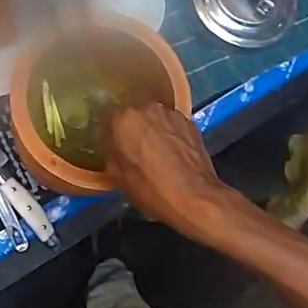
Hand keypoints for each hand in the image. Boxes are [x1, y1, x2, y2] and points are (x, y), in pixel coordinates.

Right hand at [105, 104, 253, 240]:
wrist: (195, 198)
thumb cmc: (150, 187)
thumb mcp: (117, 176)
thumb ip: (111, 155)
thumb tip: (116, 151)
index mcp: (124, 119)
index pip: (111, 120)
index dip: (113, 136)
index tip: (116, 149)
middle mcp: (147, 109)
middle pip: (135, 116)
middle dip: (135, 130)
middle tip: (136, 150)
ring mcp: (172, 114)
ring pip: (156, 119)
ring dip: (154, 131)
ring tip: (158, 153)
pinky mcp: (192, 124)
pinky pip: (173, 126)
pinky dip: (172, 136)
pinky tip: (174, 154)